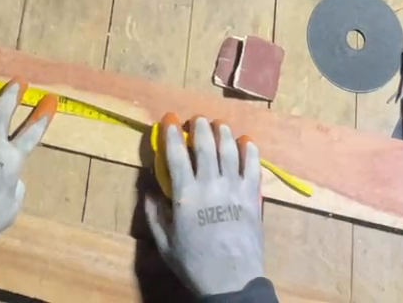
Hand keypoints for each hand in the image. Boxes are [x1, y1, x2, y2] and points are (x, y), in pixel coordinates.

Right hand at [145, 115, 265, 297]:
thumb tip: (149, 191)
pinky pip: (253, 165)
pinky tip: (246, 142)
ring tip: (219, 125)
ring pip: (229, 149)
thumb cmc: (196, 264)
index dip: (172, 133)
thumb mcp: (166, 245)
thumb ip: (155, 216)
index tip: (169, 120)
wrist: (232, 282)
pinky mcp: (252, 195)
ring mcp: (234, 188)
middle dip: (200, 126)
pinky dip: (250, 149)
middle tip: (197, 119)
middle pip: (206, 144)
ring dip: (223, 132)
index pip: (177, 154)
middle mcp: (210, 184)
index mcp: (186, 195)